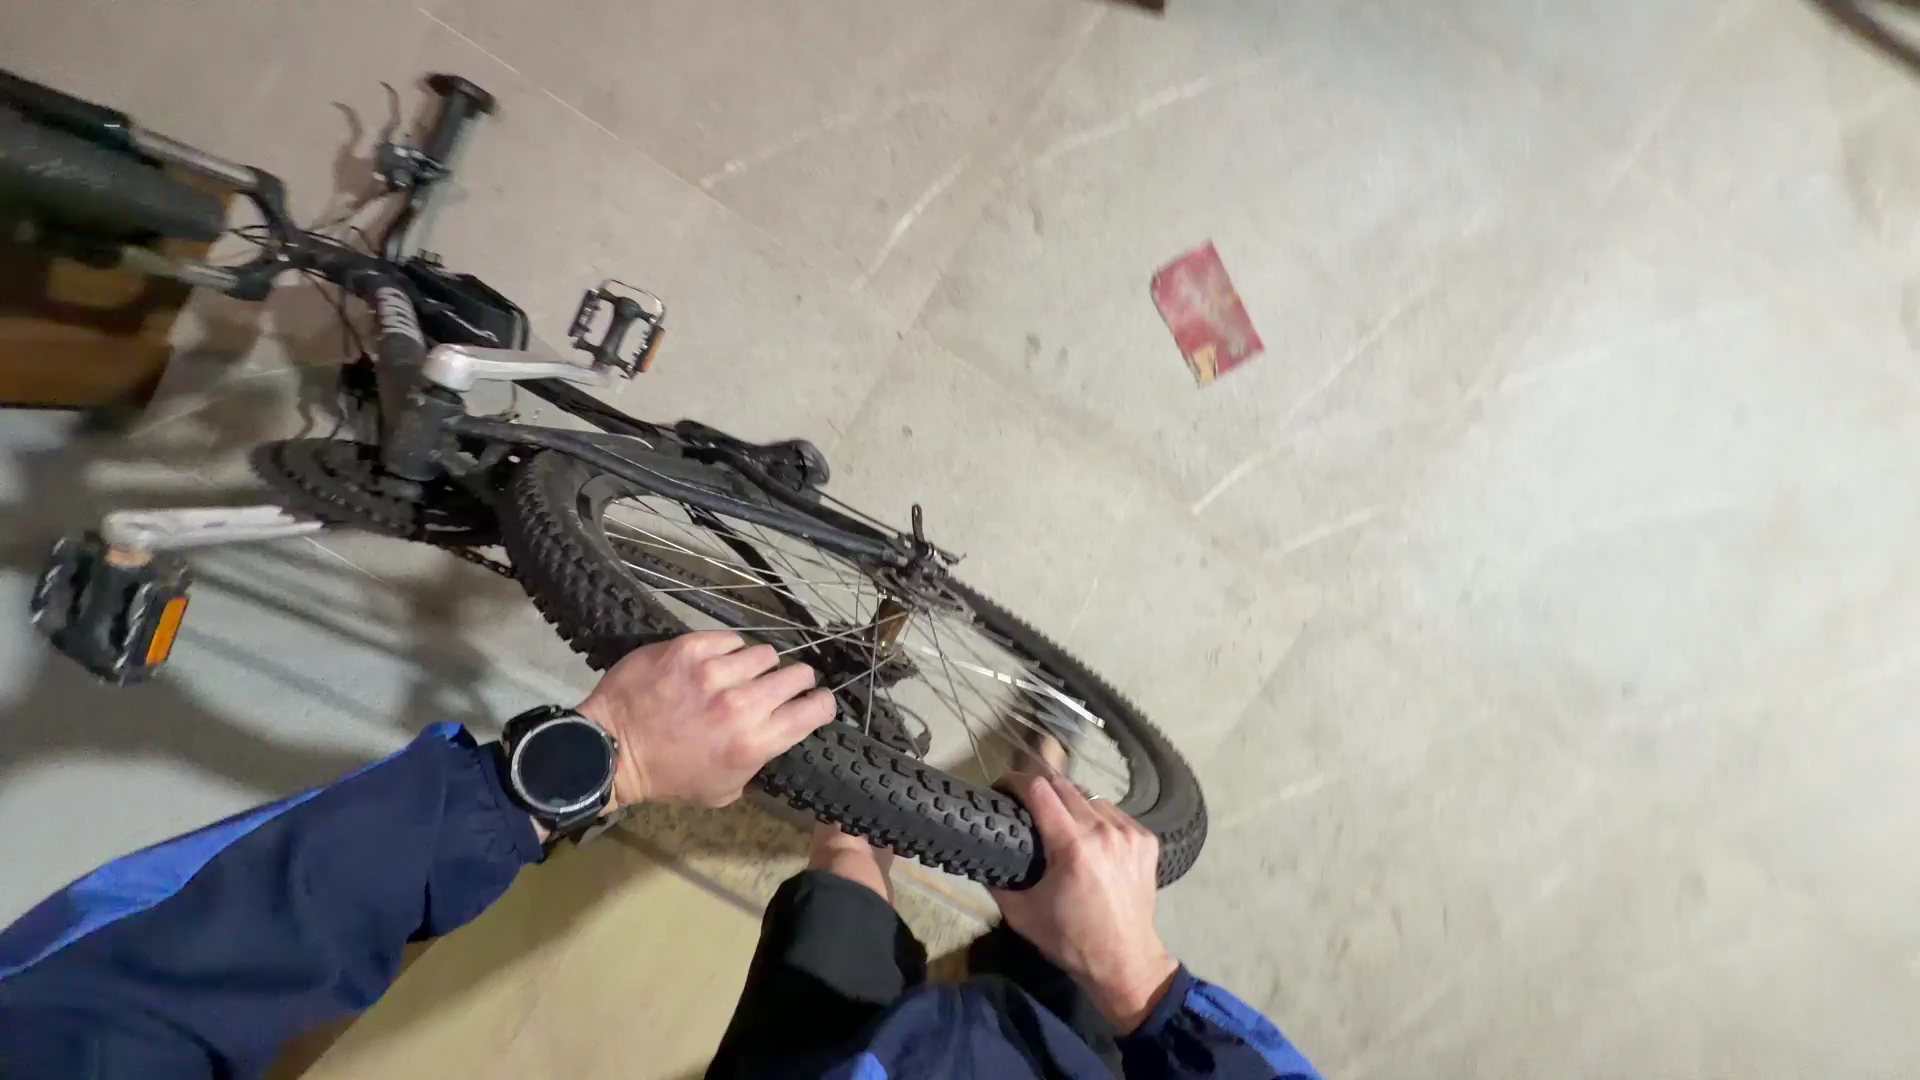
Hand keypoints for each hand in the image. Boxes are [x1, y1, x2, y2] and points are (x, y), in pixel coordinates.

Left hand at [576, 631, 835, 808]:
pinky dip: (729, 651)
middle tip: (782, 686)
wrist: (610, 750)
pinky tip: (716, 664)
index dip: (823, 703)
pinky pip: (731, 640)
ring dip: (759, 666)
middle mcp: (742, 703)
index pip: (815, 709)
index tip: (816, 702)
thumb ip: (760, 760)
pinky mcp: (690, 648)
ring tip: (743, 674)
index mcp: (754, 742)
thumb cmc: (669, 778)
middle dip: (797, 681)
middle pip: (798, 674)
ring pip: (765, 653)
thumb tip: (782, 731)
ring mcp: (715, 671)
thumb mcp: (725, 790)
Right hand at [991, 774, 1179, 1032]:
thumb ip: (997, 880)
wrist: (1126, 963)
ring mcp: (1129, 832)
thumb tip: (980, 852)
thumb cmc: (1071, 940)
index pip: (1039, 789)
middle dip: (1039, 788)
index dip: (1015, 782)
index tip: (1003, 787)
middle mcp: (1103, 831)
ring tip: (1059, 822)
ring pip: (1089, 796)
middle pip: (1062, 785)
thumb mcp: (1022, 914)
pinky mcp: (1146, 838)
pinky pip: (1112, 811)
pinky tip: (1089, 837)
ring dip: (1069, 802)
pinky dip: (1096, 817)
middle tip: (1025, 803)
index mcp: (1072, 847)